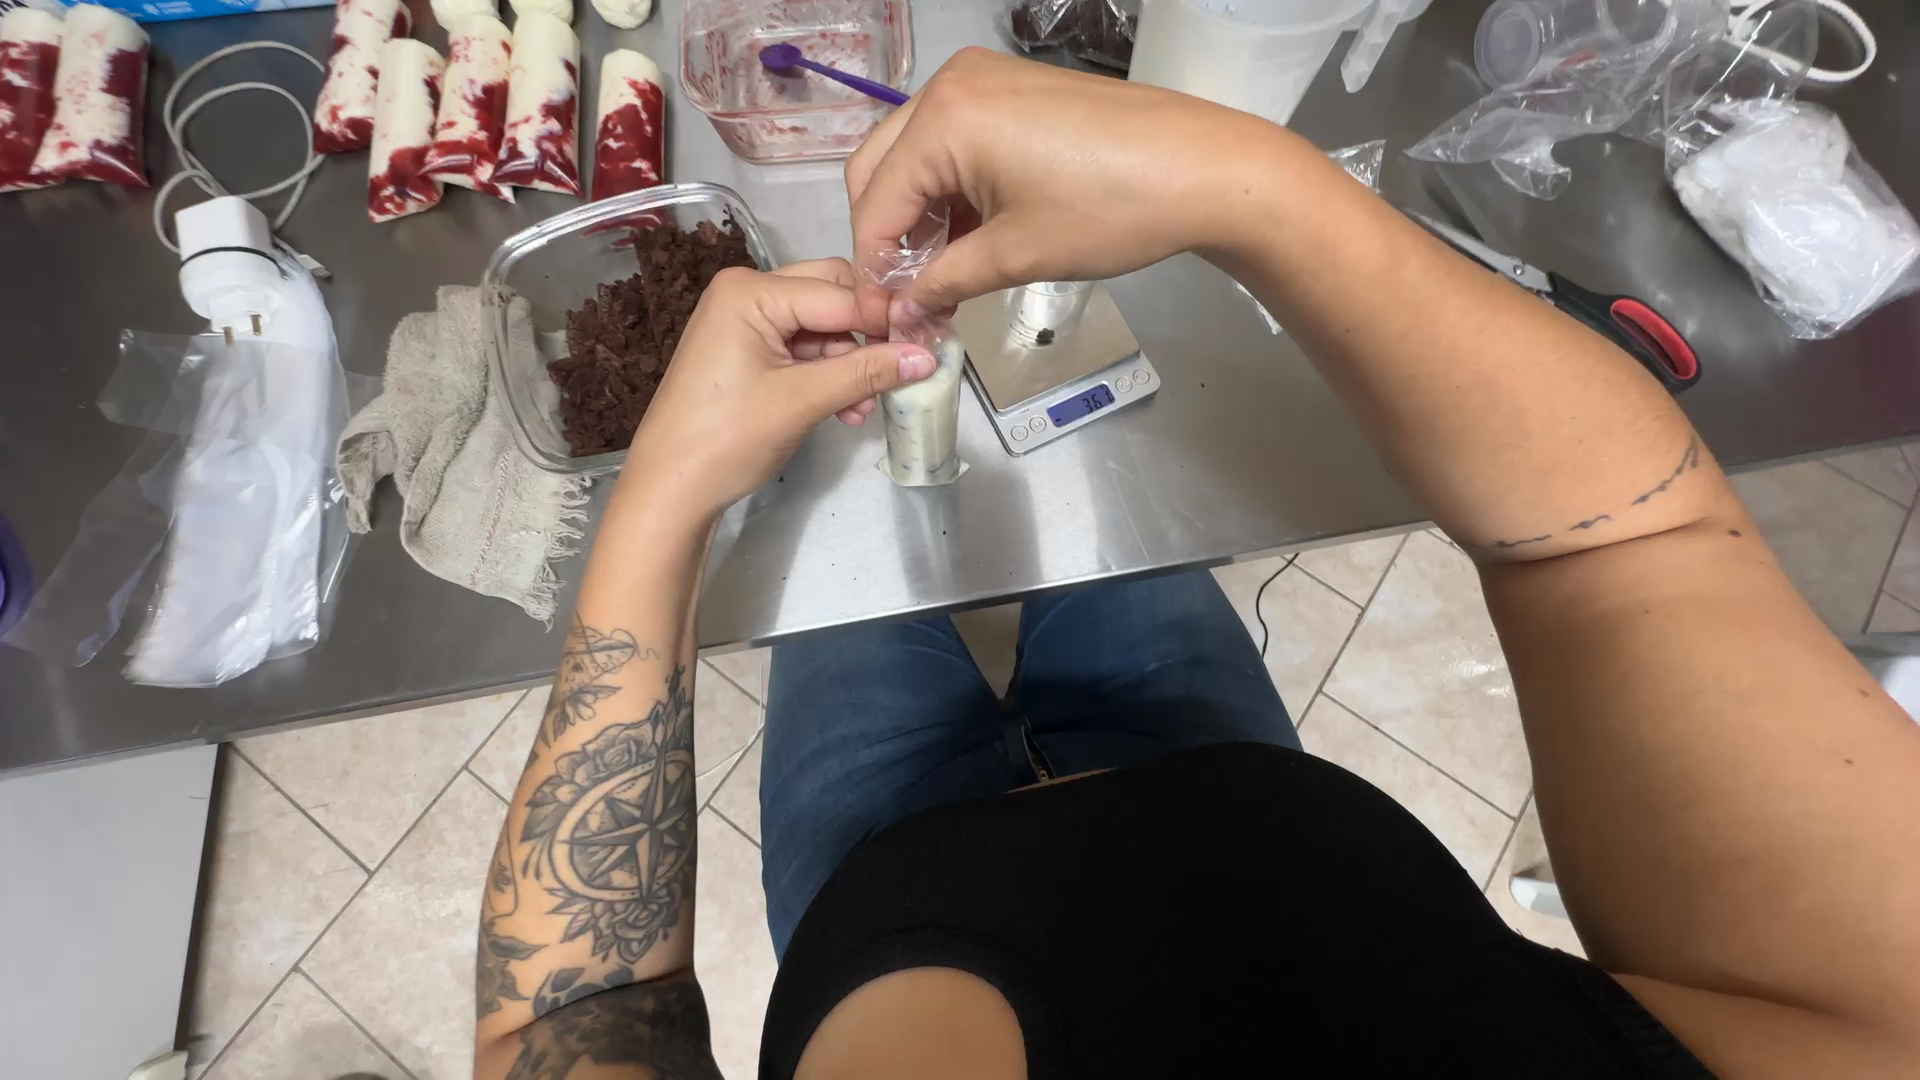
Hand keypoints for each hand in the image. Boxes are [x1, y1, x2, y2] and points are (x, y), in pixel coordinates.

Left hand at [616, 260, 935, 524]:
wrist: (671, 489)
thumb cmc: (728, 438)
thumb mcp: (802, 401)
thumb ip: (866, 373)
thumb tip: (929, 357)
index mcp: (752, 291)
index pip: (840, 293)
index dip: (886, 318)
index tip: (930, 343)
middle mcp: (748, 294)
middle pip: (832, 299)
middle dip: (868, 337)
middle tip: (903, 369)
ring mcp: (747, 324)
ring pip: (822, 330)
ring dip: (851, 364)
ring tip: (867, 407)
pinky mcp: (749, 354)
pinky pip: (804, 353)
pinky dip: (829, 377)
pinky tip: (848, 410)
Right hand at [846, 47, 1298, 334]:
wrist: (1202, 171)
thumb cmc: (1108, 212)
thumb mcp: (1015, 256)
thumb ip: (943, 282)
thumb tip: (902, 312)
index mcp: (944, 119)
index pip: (876, 205)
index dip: (871, 272)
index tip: (877, 322)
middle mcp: (950, 87)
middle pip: (880, 172)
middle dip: (885, 242)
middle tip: (905, 300)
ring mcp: (982, 85)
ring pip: (914, 162)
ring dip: (916, 223)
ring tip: (937, 283)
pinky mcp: (1010, 96)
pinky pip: (953, 151)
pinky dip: (948, 200)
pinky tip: (962, 246)